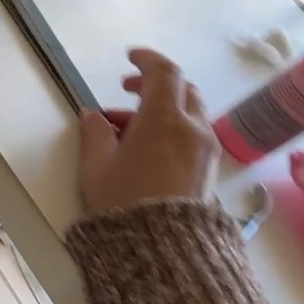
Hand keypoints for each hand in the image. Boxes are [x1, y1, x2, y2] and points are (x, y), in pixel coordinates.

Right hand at [78, 48, 218, 215]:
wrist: (160, 246)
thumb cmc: (122, 202)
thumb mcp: (95, 168)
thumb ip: (94, 134)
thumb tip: (94, 116)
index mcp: (163, 120)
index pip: (164, 73)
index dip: (147, 59)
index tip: (130, 58)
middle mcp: (192, 127)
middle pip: (181, 90)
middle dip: (154, 86)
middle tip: (126, 93)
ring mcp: (205, 148)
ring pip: (188, 113)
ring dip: (161, 110)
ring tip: (127, 130)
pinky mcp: (209, 167)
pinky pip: (192, 134)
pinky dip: (172, 129)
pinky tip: (147, 149)